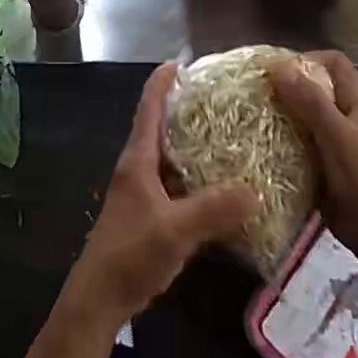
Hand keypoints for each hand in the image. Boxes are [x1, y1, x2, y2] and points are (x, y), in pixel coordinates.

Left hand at [62, 64, 257, 327]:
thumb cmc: (130, 254)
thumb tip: (257, 188)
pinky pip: (176, 185)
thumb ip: (213, 210)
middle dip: (185, 111)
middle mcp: (138, 169)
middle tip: (221, 100)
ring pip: (170, 158)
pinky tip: (221, 187)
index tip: (180, 61)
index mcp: (138, 161)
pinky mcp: (149, 215)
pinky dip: (196, 178)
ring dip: (193, 146)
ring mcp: (142, 193)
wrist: (100, 296)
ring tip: (229, 137)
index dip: (161, 83)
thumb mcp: (175, 231)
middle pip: (160, 129)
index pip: (148, 109)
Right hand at [268, 51, 357, 264]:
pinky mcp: (327, 167)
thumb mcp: (339, 138)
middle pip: (316, 87)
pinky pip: (301, 143)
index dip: (305, 58)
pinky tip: (261, 146)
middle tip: (254, 93)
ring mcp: (339, 143)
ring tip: (251, 117)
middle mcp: (349, 117)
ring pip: (306, 116)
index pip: (333, 62)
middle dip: (286, 86)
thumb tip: (278, 65)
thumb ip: (311, 102)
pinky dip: (283, 140)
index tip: (272, 70)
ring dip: (281, 114)